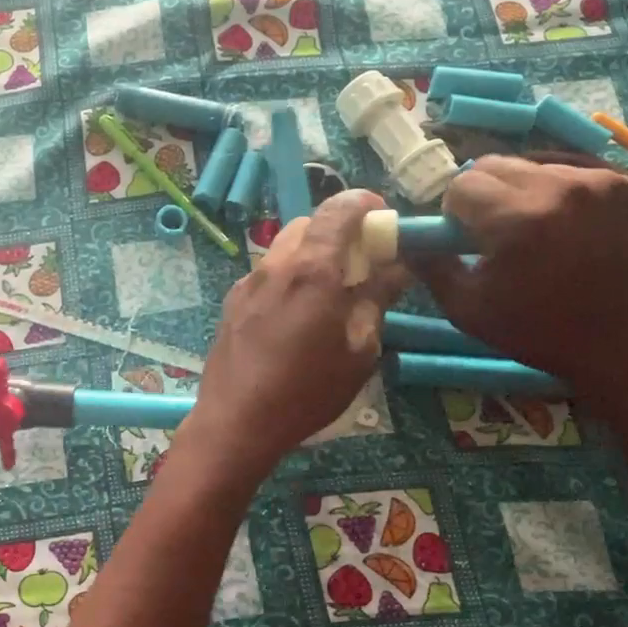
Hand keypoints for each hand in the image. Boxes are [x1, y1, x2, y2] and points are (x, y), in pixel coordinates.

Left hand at [184, 190, 408, 472]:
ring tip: (329, 293)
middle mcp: (275, 265)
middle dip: (339, 232)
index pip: (339, 209)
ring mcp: (247, 284)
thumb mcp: (359, 350)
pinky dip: (288, 278)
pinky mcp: (231, 305)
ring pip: (284, 249)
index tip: (383, 221)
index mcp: (311, 269)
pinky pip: (266, 276)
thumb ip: (377, 299)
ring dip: (311, 256)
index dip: (365, 204)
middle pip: (309, 224)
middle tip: (361, 263)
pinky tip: (296, 317)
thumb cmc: (307, 390)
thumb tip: (397, 266)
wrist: (235, 422)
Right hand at [412, 156, 627, 412]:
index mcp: (517, 220)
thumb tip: (406, 238)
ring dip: (522, 192)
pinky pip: (573, 172)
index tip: (465, 238)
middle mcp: (560, 188)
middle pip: (495, 165)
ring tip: (536, 231)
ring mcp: (599, 183)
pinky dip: (560, 192)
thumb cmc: (533, 330)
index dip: (454, 212)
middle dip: (484, 195)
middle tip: (494, 232)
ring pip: (533, 166)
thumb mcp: (466, 307)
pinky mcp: (626, 185)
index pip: (462, 184)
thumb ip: (431, 265)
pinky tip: (567, 225)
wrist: (616, 342)